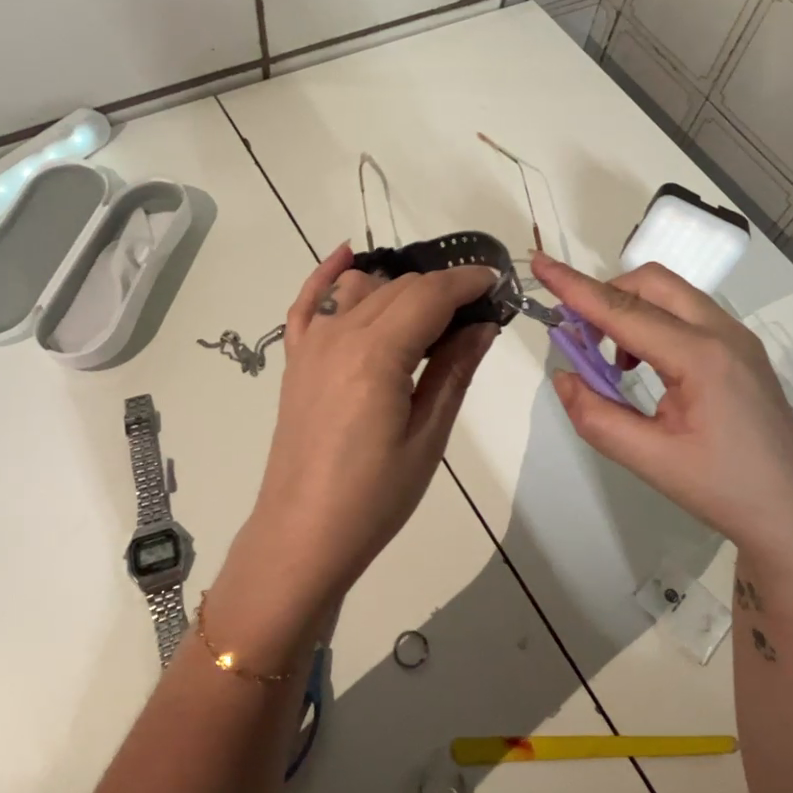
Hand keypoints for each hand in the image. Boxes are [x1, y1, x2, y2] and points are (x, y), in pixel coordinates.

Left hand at [243, 243, 499, 607]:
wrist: (302, 535)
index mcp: (377, 355)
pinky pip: (307, 302)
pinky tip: (347, 257)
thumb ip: (454, 372)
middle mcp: (340, 335)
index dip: (467, 283)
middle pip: (399, 287)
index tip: (497, 284)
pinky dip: (327, 275)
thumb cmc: (374, 498)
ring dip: (398, 286)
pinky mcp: (295, 360)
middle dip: (442, 287)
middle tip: (477, 310)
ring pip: (361, 288)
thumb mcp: (428, 438)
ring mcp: (311, 345)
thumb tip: (484, 325)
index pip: (430, 295)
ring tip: (430, 312)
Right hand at [532, 252, 792, 578]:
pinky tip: (646, 366)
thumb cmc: (720, 489)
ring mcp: (739, 338)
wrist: (789, 512)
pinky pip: (689, 314)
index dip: (576, 288)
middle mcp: (724, 333)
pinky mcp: (742, 349)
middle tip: (579, 336)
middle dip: (607, 295)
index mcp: (702, 358)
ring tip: (614, 363)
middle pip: (653, 283)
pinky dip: (655, 323)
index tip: (540, 263)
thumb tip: (563, 376)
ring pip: (672, 294)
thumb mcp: (649, 460)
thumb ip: (597, 416)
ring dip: (631, 310)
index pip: (625, 310)